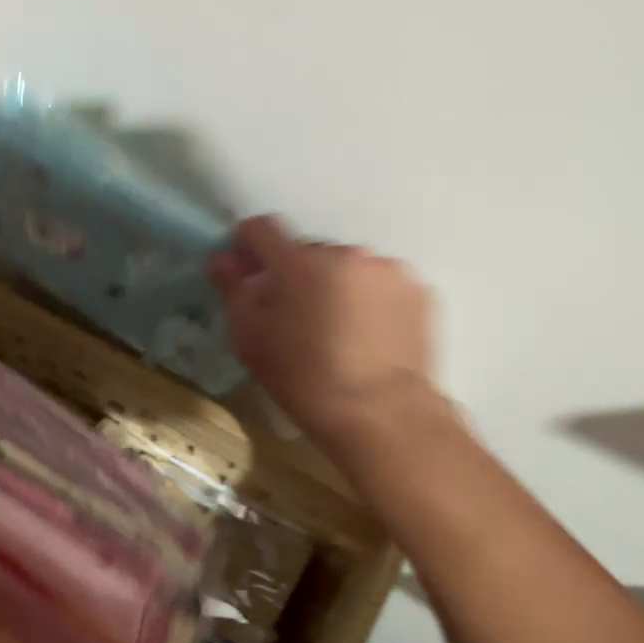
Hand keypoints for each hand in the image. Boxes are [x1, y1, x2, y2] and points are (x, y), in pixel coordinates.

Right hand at [210, 216, 436, 445]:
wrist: (381, 414)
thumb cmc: (303, 377)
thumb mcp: (251, 338)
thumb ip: (234, 289)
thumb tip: (223, 259)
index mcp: (298, 261)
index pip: (263, 228)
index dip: (248, 243)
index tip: (245, 268)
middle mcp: (345, 252)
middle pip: (309, 251)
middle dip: (298, 274)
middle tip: (295, 316)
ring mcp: (388, 269)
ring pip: (348, 267)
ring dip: (336, 286)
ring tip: (337, 329)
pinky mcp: (420, 291)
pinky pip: (381, 285)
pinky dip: (370, 301)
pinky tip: (367, 336)